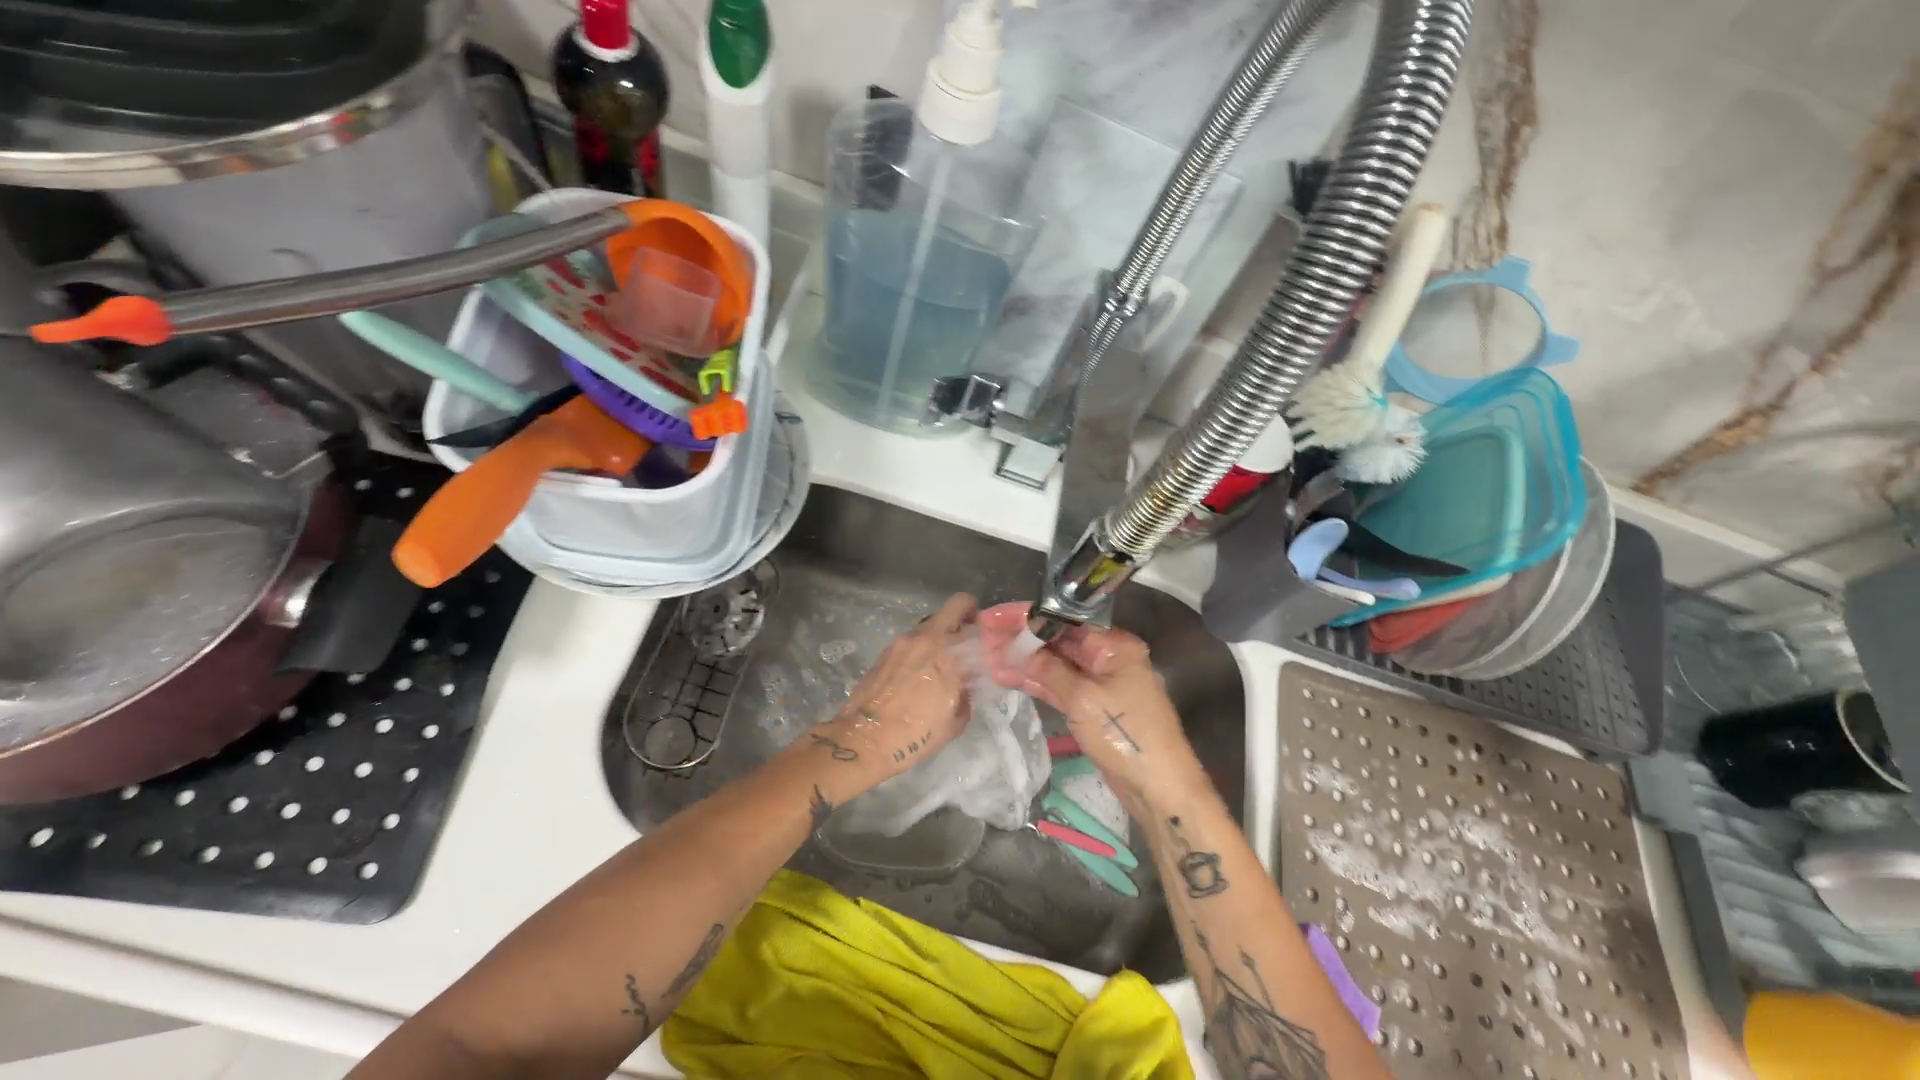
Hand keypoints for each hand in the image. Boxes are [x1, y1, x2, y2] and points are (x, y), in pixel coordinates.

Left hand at [799, 593, 977, 790]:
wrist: (865, 740)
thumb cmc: (915, 735)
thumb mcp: (955, 721)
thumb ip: (967, 694)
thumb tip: (966, 684)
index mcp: (947, 653)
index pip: (975, 623)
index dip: (985, 631)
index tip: (988, 644)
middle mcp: (925, 638)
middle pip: (953, 607)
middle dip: (966, 616)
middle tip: (969, 638)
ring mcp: (901, 642)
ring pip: (930, 625)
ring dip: (941, 635)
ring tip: (942, 661)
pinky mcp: (884, 652)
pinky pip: (912, 641)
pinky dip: (921, 648)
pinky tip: (920, 672)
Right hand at [978, 602, 1203, 804]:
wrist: (1158, 786)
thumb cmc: (1125, 734)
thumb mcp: (1083, 699)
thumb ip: (1048, 670)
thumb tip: (1017, 650)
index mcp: (1115, 645)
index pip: (1064, 621)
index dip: (1026, 617)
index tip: (992, 618)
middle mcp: (1109, 658)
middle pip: (1058, 641)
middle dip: (1021, 639)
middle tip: (983, 638)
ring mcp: (1101, 684)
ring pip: (1056, 665)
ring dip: (1023, 661)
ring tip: (987, 656)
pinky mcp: (1093, 708)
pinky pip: (1060, 687)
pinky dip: (1036, 682)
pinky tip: (1007, 677)